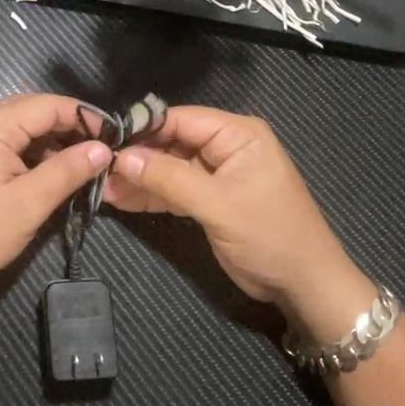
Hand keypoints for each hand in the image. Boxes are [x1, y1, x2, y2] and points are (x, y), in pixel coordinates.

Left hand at [0, 94, 111, 298]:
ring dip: (51, 143)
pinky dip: (31, 155)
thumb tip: (103, 149)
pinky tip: (50, 175)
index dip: (85, 117)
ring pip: (21, 129)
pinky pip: (7, 144)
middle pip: (34, 111)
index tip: (116, 137)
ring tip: (83, 166)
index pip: (49, 105)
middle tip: (103, 151)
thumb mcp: (29, 203)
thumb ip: (67, 171)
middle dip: (70, 129)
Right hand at [104, 105, 375, 340]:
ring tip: (102, 188)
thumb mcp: (217, 205)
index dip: (143, 128)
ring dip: (139, 179)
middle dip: (137, 157)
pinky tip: (121, 200)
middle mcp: (226, 146)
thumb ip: (169, 178)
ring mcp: (217, 173)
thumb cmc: (270, 236)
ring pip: (169, 167)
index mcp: (237, 134)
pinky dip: (151, 195)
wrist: (306, 287)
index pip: (180, 119)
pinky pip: (175, 188)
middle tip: (98, 169)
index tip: (104, 140)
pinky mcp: (211, 198)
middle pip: (171, 141)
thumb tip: (121, 158)